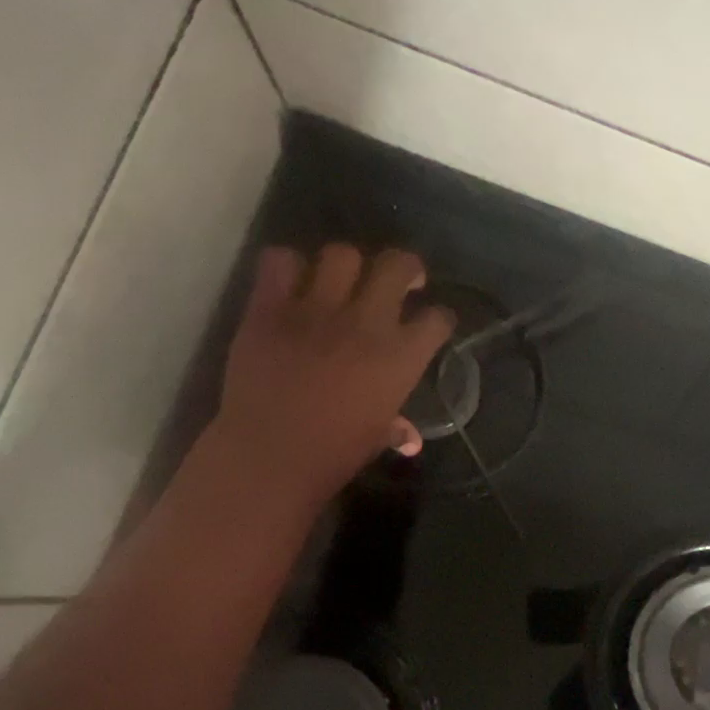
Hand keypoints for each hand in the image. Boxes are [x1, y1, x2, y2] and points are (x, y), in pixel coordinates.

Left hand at [209, 243, 454, 500]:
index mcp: (401, 357)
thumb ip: (396, 427)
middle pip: (396, 265)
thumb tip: (409, 437)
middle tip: (400, 281)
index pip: (438, 318)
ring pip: (341, 255)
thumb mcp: (377, 438)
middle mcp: (365, 323)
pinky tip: (292, 284)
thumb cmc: (335, 453)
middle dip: (405, 268)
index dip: (439, 318)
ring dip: (348, 265)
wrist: (271, 454)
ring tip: (344, 281)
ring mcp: (316, 309)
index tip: (432, 324)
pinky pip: (280, 261)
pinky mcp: (270, 307)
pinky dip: (288, 266)